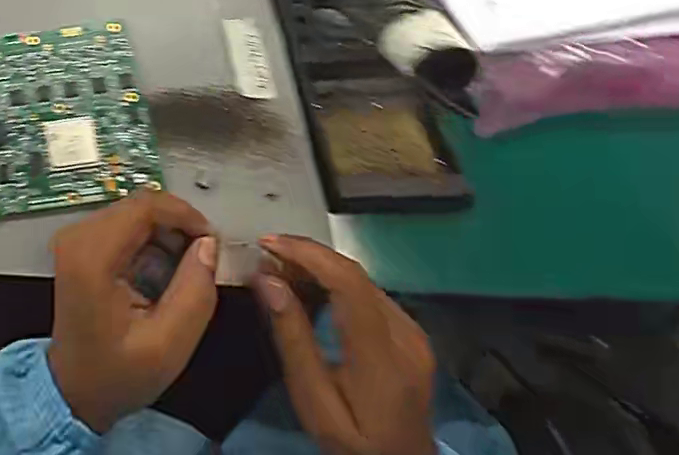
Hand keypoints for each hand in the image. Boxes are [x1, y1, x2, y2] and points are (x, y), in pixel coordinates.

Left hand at [47, 191, 219, 431]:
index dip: (183, 214)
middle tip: (204, 255)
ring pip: (133, 211)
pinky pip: (124, 223)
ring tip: (187, 266)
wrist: (74, 390)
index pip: (143, 207)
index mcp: (91, 256)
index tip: (212, 239)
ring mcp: (75, 236)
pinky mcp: (80, 243)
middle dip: (177, 224)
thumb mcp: (167, 347)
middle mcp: (77, 236)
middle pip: (138, 205)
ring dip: (165, 231)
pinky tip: (164, 268)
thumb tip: (208, 245)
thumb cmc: (116, 374)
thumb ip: (194, 294)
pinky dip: (150, 238)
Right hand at [254, 235, 436, 454]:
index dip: (306, 253)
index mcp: (382, 357)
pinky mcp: (410, 334)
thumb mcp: (314, 403)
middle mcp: (405, 336)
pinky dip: (333, 278)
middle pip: (354, 274)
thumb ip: (292, 340)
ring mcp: (412, 333)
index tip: (267, 244)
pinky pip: (367, 290)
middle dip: (306, 253)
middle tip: (265, 253)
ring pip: (360, 278)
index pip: (347, 282)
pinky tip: (308, 283)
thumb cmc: (354, 445)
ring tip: (279, 264)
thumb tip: (266, 279)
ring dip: (318, 263)